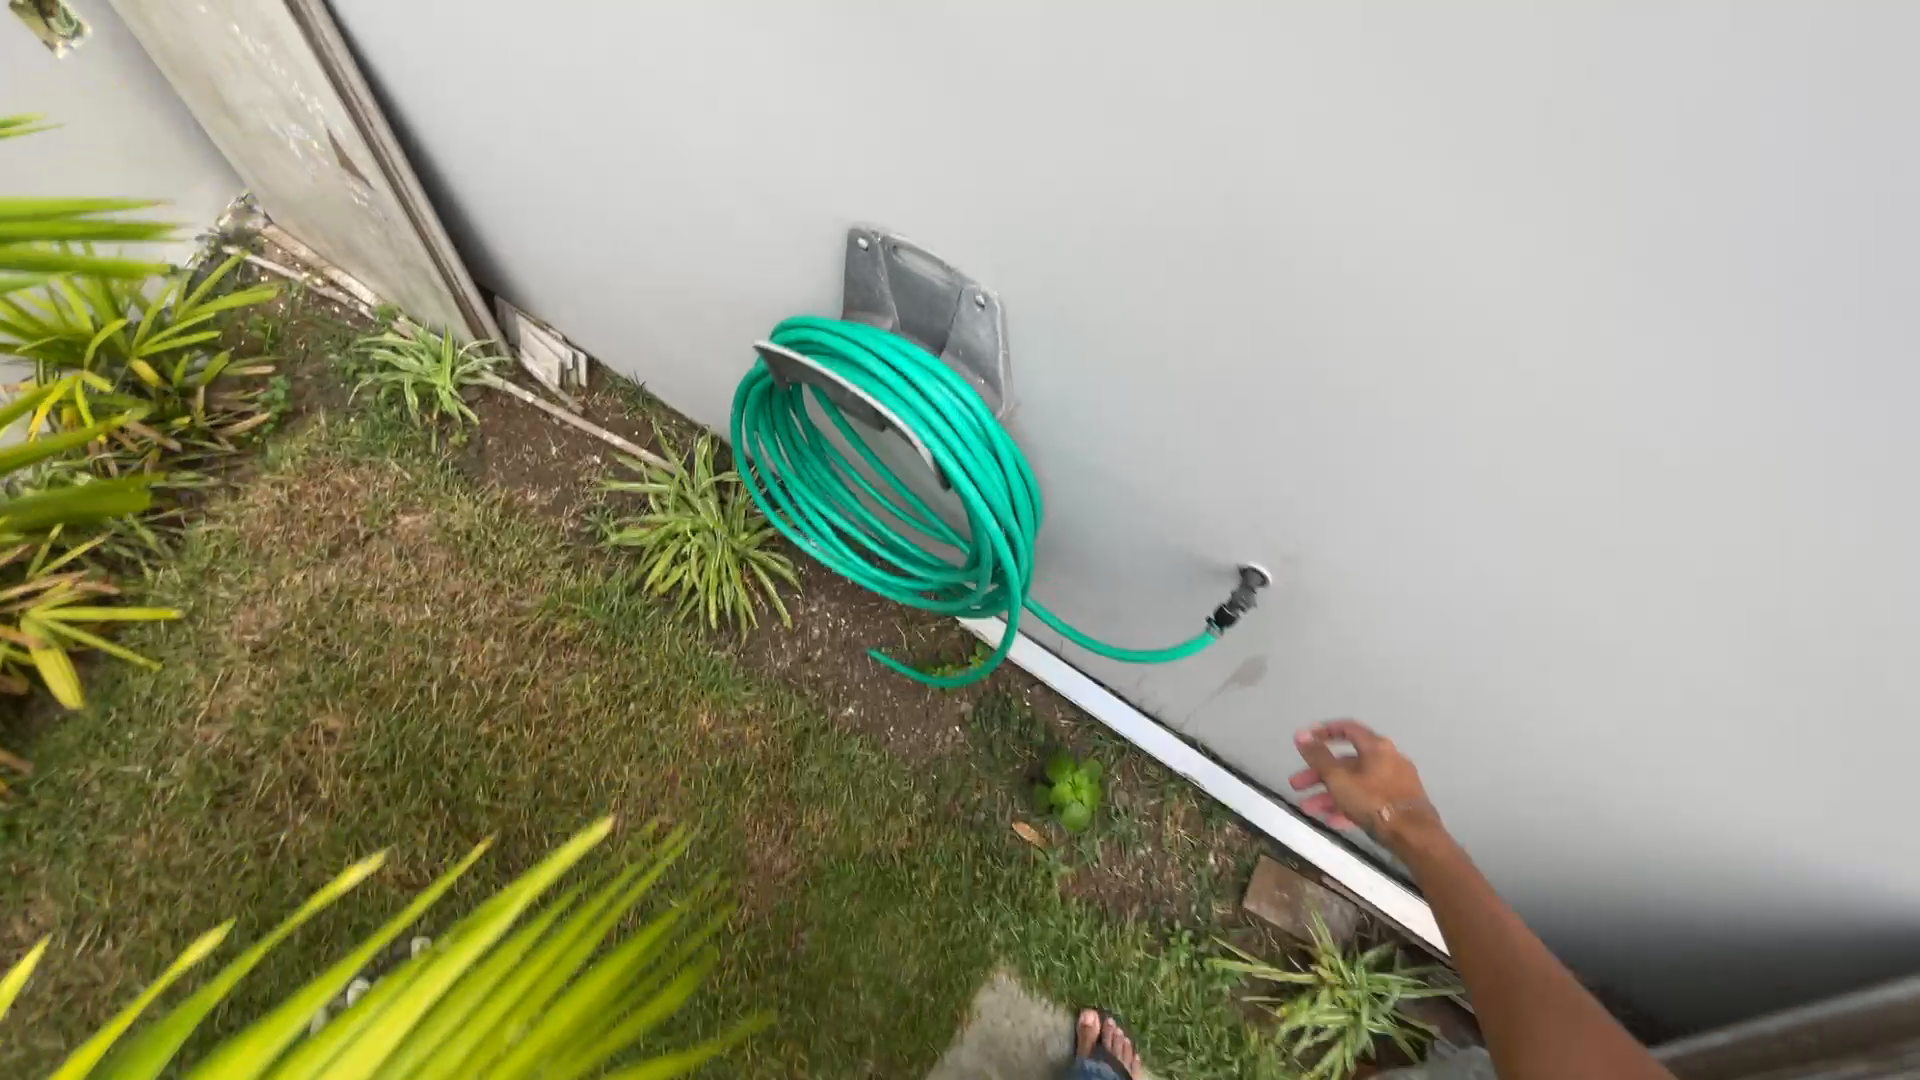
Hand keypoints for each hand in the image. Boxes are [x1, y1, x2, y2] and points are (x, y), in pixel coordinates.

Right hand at [1289, 720, 1442, 849]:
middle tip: (1297, 785)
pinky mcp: (1401, 804)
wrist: (1417, 838)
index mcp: (1376, 747)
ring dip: (1329, 794)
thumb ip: (1317, 756)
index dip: (1324, 732)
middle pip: (1346, 762)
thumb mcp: (1338, 778)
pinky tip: (1333, 821)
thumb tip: (1300, 733)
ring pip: (1355, 783)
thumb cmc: (1374, 801)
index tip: (1307, 741)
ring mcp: (1396, 783)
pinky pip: (1369, 799)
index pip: (1347, 729)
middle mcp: (1388, 760)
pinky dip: (1349, 806)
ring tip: (1310, 809)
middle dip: (1318, 775)